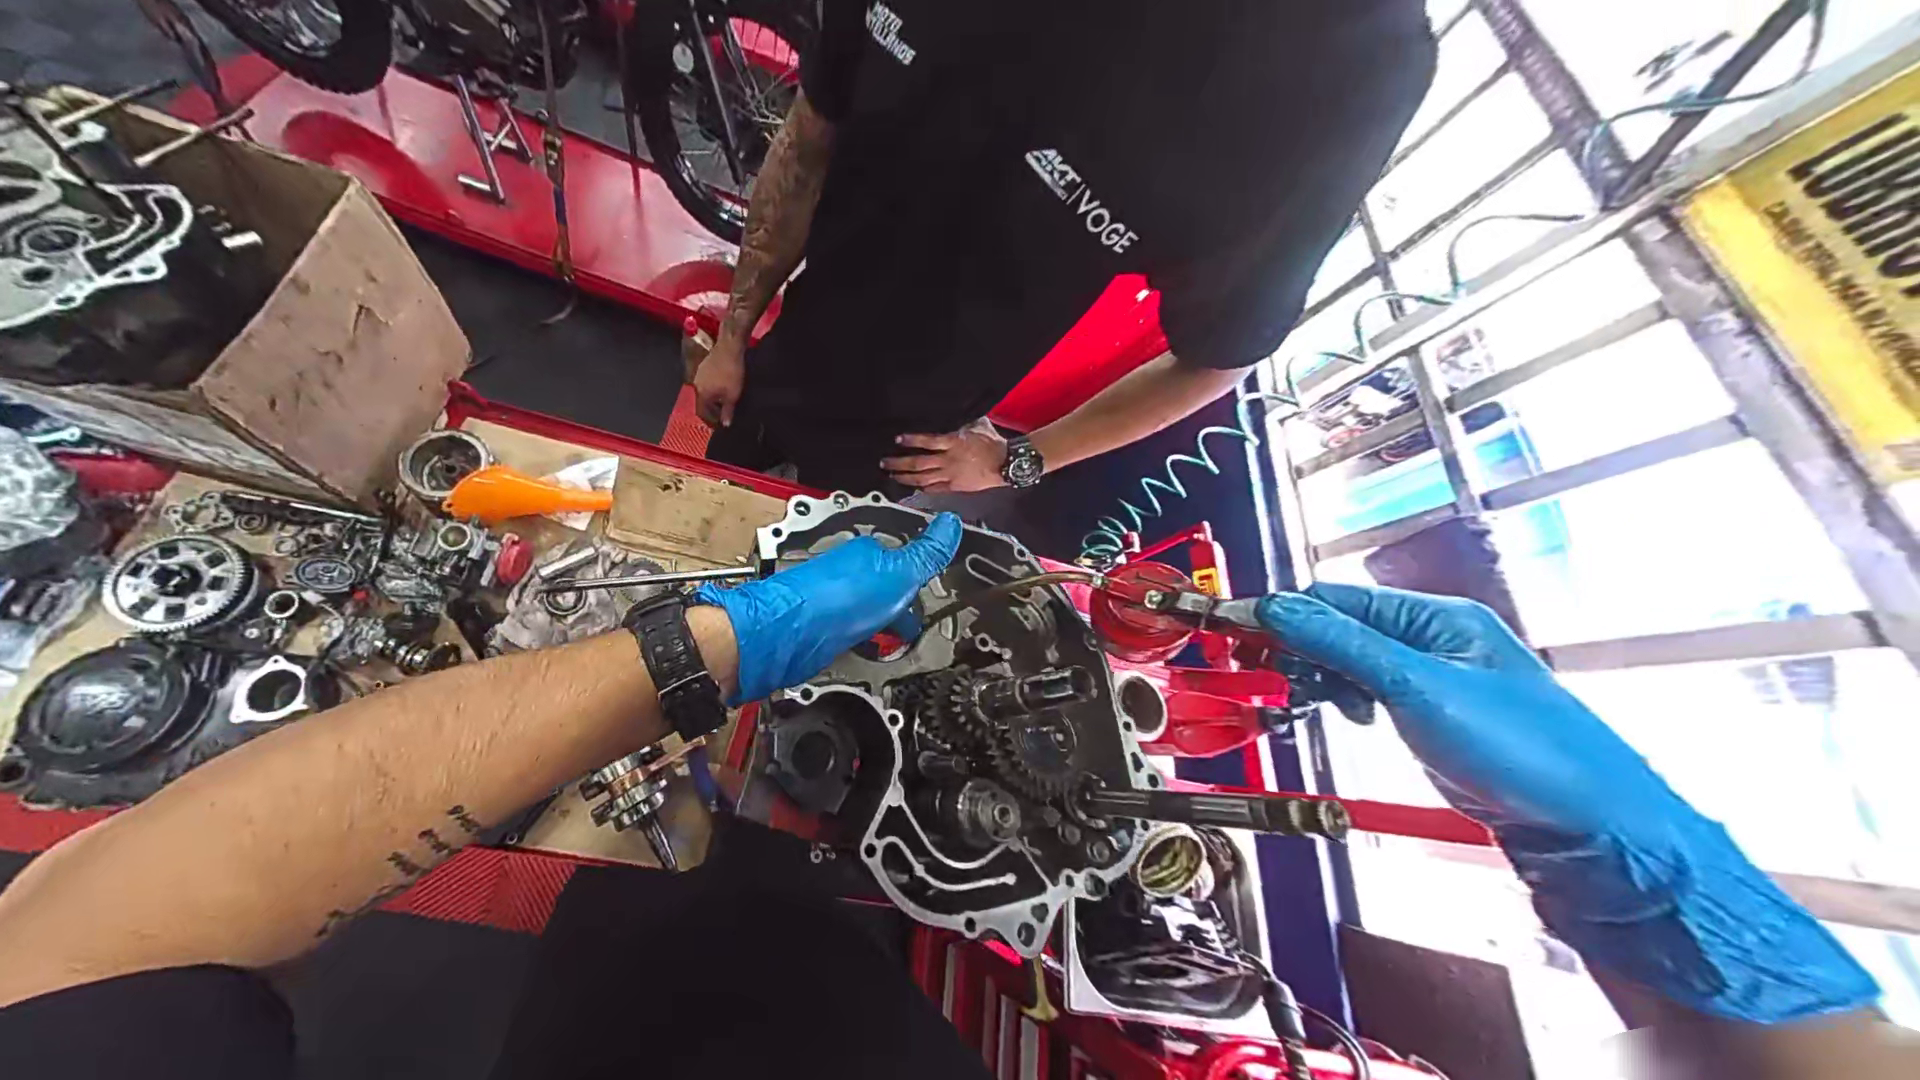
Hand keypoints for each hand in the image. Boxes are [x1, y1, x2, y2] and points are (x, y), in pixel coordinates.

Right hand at [682, 317, 744, 427]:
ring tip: (725, 403)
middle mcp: (696, 385)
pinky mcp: (703, 367)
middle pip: (702, 403)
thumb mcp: (732, 396)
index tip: (720, 425)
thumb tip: (725, 424)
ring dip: (713, 400)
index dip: (710, 421)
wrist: (729, 348)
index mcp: (701, 394)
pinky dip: (714, 389)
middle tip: (724, 415)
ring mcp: (699, 375)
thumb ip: (727, 411)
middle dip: (712, 411)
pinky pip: (707, 383)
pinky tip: (723, 389)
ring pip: (704, 392)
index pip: (702, 413)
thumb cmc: (731, 374)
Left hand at [691, 512, 961, 703]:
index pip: (907, 559)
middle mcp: (850, 572)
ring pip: (875, 610)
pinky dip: (868, 640)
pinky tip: (870, 647)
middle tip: (918, 620)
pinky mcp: (823, 627)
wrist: (786, 637)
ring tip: (896, 638)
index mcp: (868, 553)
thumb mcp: (897, 574)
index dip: (922, 578)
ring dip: (887, 624)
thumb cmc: (835, 600)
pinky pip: (857, 631)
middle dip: (906, 605)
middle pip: (891, 587)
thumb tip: (952, 523)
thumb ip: (927, 553)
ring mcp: (835, 600)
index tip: (935, 591)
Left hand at [881, 418, 1008, 493]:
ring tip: (893, 476)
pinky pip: (935, 489)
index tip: (898, 440)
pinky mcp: (955, 487)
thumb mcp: (978, 426)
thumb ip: (963, 424)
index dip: (911, 440)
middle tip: (885, 463)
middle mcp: (948, 460)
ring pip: (923, 478)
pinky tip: (914, 488)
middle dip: (900, 463)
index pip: (927, 441)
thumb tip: (957, 418)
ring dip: (906, 478)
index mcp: (953, 443)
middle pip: (919, 463)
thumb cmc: (994, 443)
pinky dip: (923, 488)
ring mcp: (950, 475)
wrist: (1006, 464)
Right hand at [1256, 583, 1877, 1023]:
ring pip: (1345, 657)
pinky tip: (1343, 710)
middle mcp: (1428, 637)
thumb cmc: (1526, 752)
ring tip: (1300, 696)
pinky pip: (1363, 686)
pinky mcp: (1422, 707)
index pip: (1336, 598)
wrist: (1594, 832)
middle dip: (1296, 644)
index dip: (1285, 612)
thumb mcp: (1418, 688)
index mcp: (1435, 616)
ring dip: (1315, 672)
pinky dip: (1340, 694)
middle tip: (1261, 669)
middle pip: (1337, 625)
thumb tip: (1278, 608)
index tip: (1242, 630)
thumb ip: (1341, 644)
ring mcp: (1426, 673)